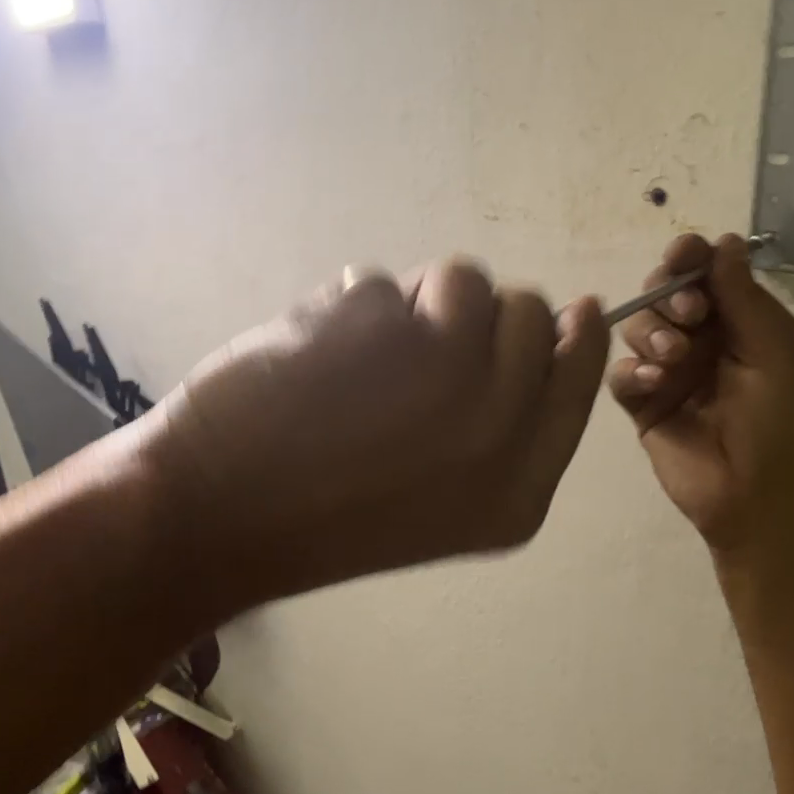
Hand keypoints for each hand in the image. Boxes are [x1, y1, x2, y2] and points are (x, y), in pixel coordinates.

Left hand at [133, 259, 610, 601]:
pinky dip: (350, 307)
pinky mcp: (386, 328)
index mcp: (518, 491)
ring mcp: (446, 375)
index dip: (572, 334)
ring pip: (465, 278)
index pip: (579, 377)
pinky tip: (315, 358)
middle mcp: (498, 432)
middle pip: (531, 313)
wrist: (214, 515)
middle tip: (417, 352)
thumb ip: (505, 419)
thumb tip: (567, 316)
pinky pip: (385, 279)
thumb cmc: (324, 511)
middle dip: (476, 316)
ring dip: (415, 302)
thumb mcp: (444, 495)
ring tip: (362, 358)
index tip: (567, 310)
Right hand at [607, 234, 793, 551]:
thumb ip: (744, 298)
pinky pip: (620, 374)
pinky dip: (629, 370)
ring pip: (638, 328)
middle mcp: (703, 343)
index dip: (691, 258)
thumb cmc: (785, 425)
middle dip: (670, 294)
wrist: (761, 501)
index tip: (682, 253)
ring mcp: (670, 373)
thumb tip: (725, 243)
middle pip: (665, 295)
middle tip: (691, 315)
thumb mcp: (777, 354)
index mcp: (743, 326)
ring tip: (674, 357)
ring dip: (651, 331)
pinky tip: (650, 381)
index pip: (708, 276)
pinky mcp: (643, 406)